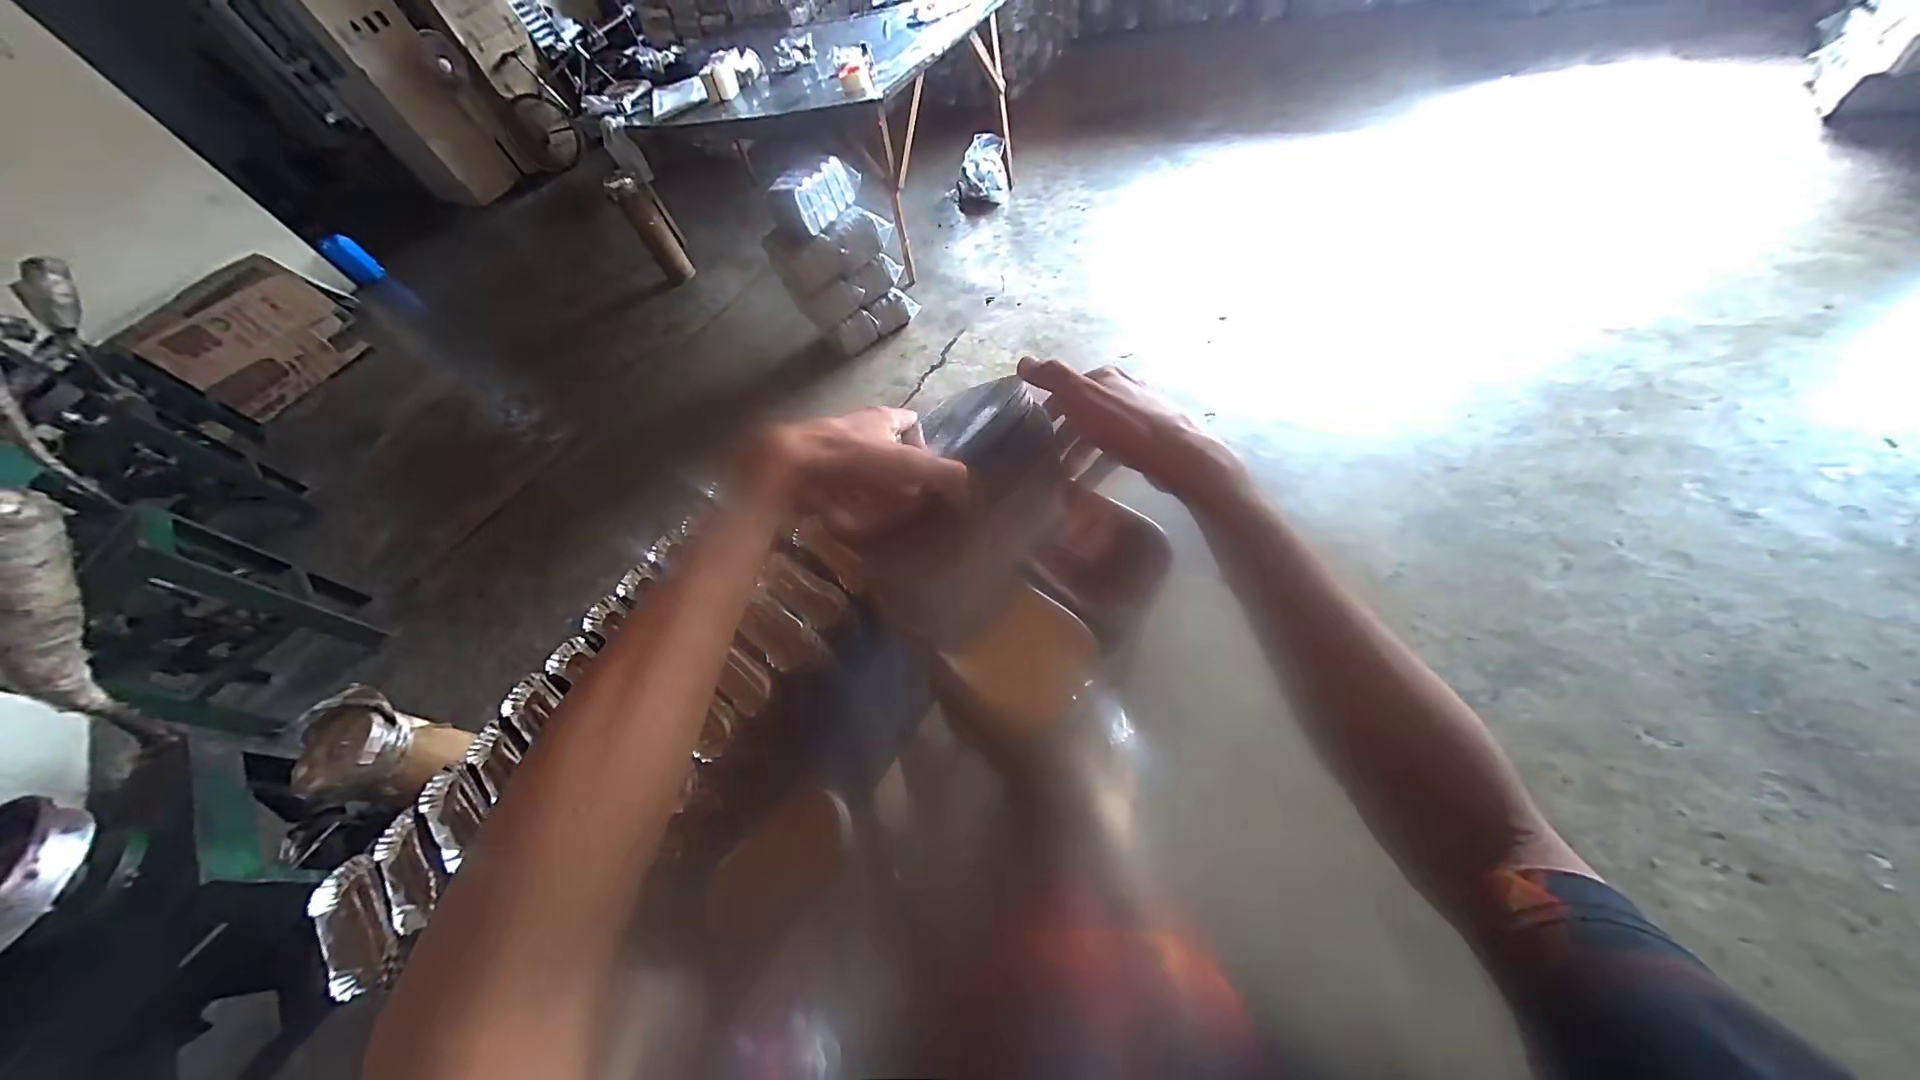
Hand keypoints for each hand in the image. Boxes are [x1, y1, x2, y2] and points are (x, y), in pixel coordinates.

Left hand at [741, 406, 967, 523]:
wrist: (790, 468)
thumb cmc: (853, 458)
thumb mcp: (909, 464)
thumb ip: (944, 474)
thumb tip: (970, 490)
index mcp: (881, 418)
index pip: (912, 422)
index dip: (924, 443)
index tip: (928, 471)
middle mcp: (856, 428)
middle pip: (887, 451)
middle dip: (898, 479)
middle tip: (905, 503)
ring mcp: (832, 450)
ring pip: (862, 473)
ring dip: (873, 496)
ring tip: (878, 517)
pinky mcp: (812, 473)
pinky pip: (837, 491)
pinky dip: (845, 506)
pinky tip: (849, 521)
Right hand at [1017, 358, 1247, 509]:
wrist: (1174, 453)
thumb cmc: (1123, 424)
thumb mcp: (1081, 396)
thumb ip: (1053, 377)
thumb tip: (1023, 361)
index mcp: (1105, 377)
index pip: (1068, 388)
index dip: (1048, 409)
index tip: (1033, 431)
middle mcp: (1123, 390)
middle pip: (1082, 412)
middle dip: (1062, 434)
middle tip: (1045, 457)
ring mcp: (1138, 415)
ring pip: (1097, 433)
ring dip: (1076, 452)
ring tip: (1062, 475)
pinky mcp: (1147, 441)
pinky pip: (1113, 451)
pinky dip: (1096, 463)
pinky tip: (1087, 482)